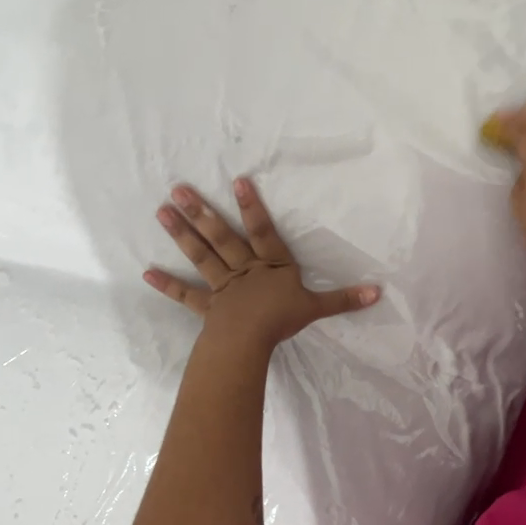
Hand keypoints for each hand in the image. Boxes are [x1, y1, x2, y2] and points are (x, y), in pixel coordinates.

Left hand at [143, 179, 379, 351]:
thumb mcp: (316, 308)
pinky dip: (167, 284)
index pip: (262, 230)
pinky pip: (186, 294)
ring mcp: (222, 286)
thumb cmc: (281, 322)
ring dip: (181, 234)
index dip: (252, 206)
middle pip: (222, 236)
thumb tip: (378, 292)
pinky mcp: (207, 306)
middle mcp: (244, 269)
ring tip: (162, 211)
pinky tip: (147, 272)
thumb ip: (344, 299)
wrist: (247, 344)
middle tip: (178, 189)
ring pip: (201, 255)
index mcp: (271, 265)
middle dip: (201, 212)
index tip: (237, 181)